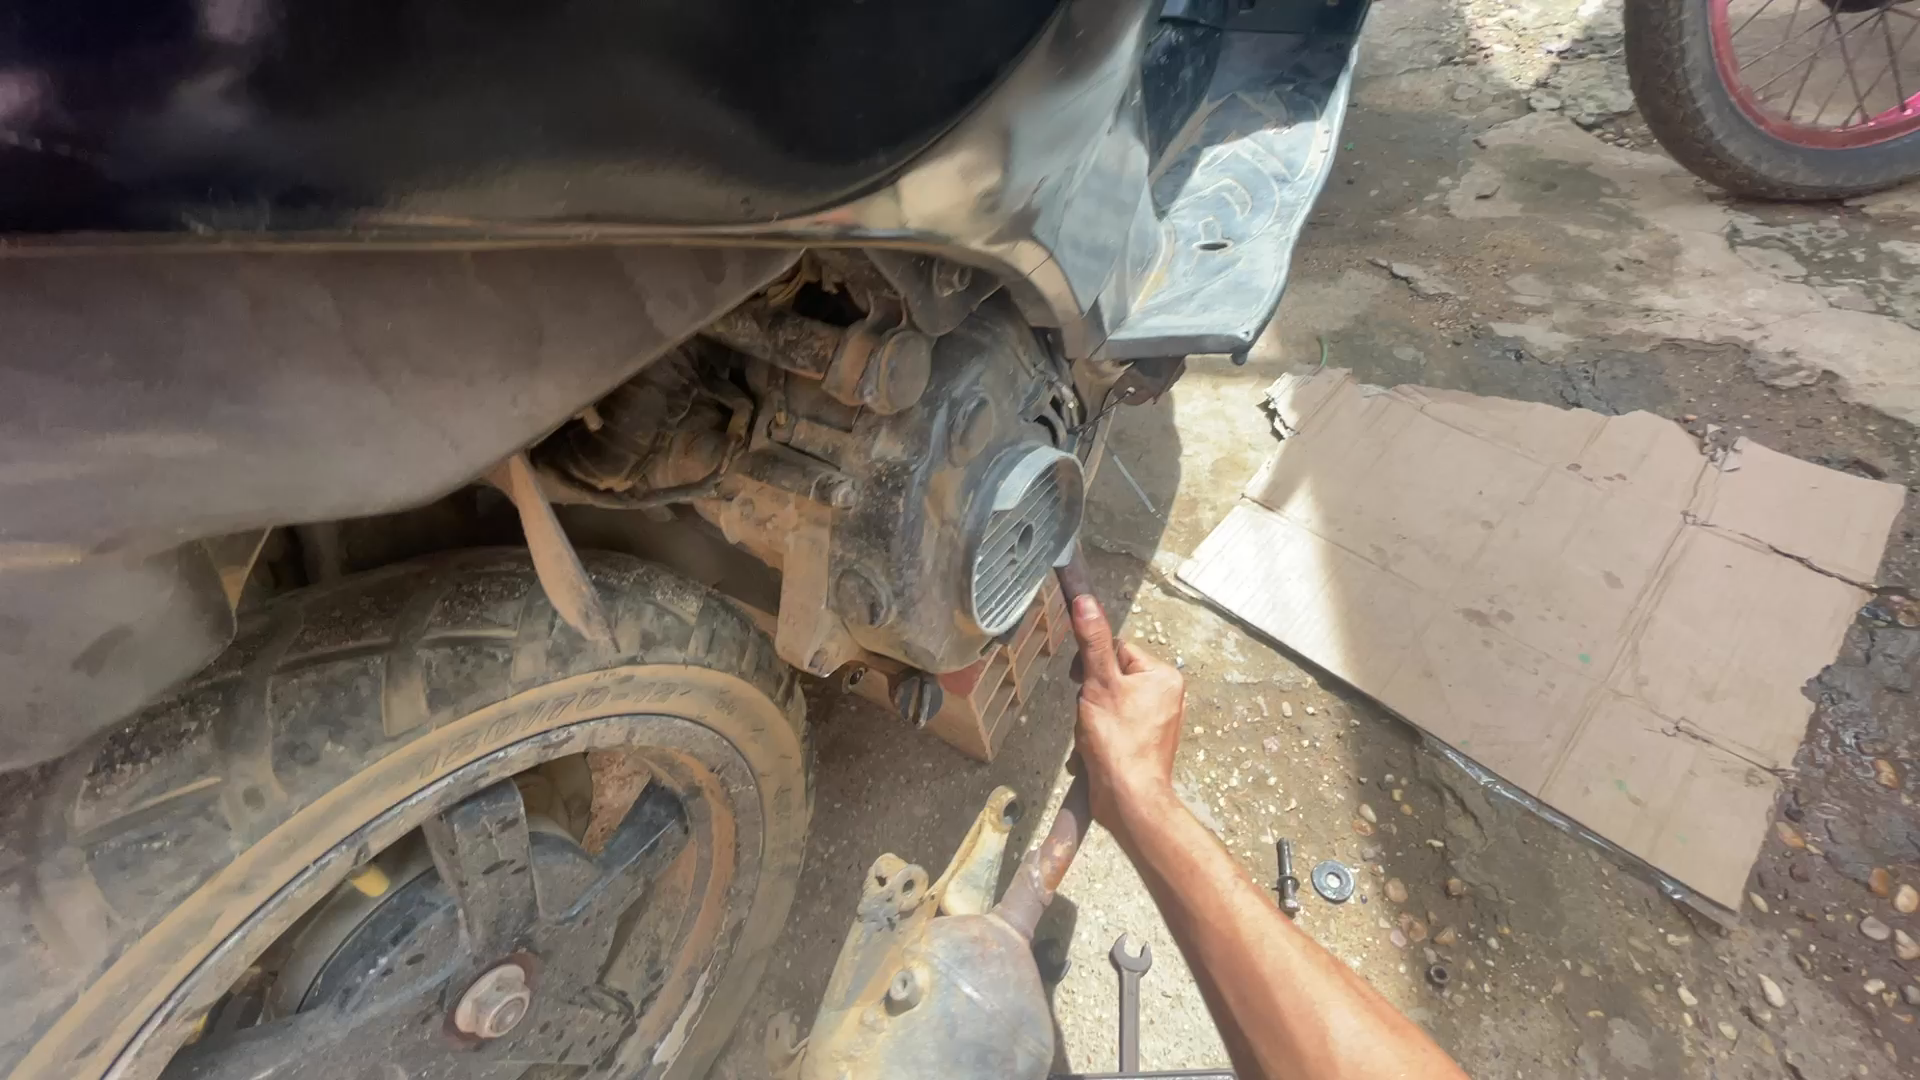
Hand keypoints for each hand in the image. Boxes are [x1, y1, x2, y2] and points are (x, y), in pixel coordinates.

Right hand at [1068, 593, 1186, 849]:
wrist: (1128, 799)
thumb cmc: (1117, 740)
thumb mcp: (1099, 682)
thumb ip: (1091, 641)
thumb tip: (1085, 600)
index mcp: (1163, 675)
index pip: (1116, 649)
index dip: (1092, 666)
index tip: (1086, 686)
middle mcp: (1165, 693)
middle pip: (1111, 675)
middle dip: (1092, 694)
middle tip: (1092, 715)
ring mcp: (1156, 719)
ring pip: (1108, 700)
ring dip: (1091, 715)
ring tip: (1094, 734)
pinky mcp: (1144, 740)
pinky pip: (1113, 723)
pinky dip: (1098, 733)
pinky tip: (1096, 747)